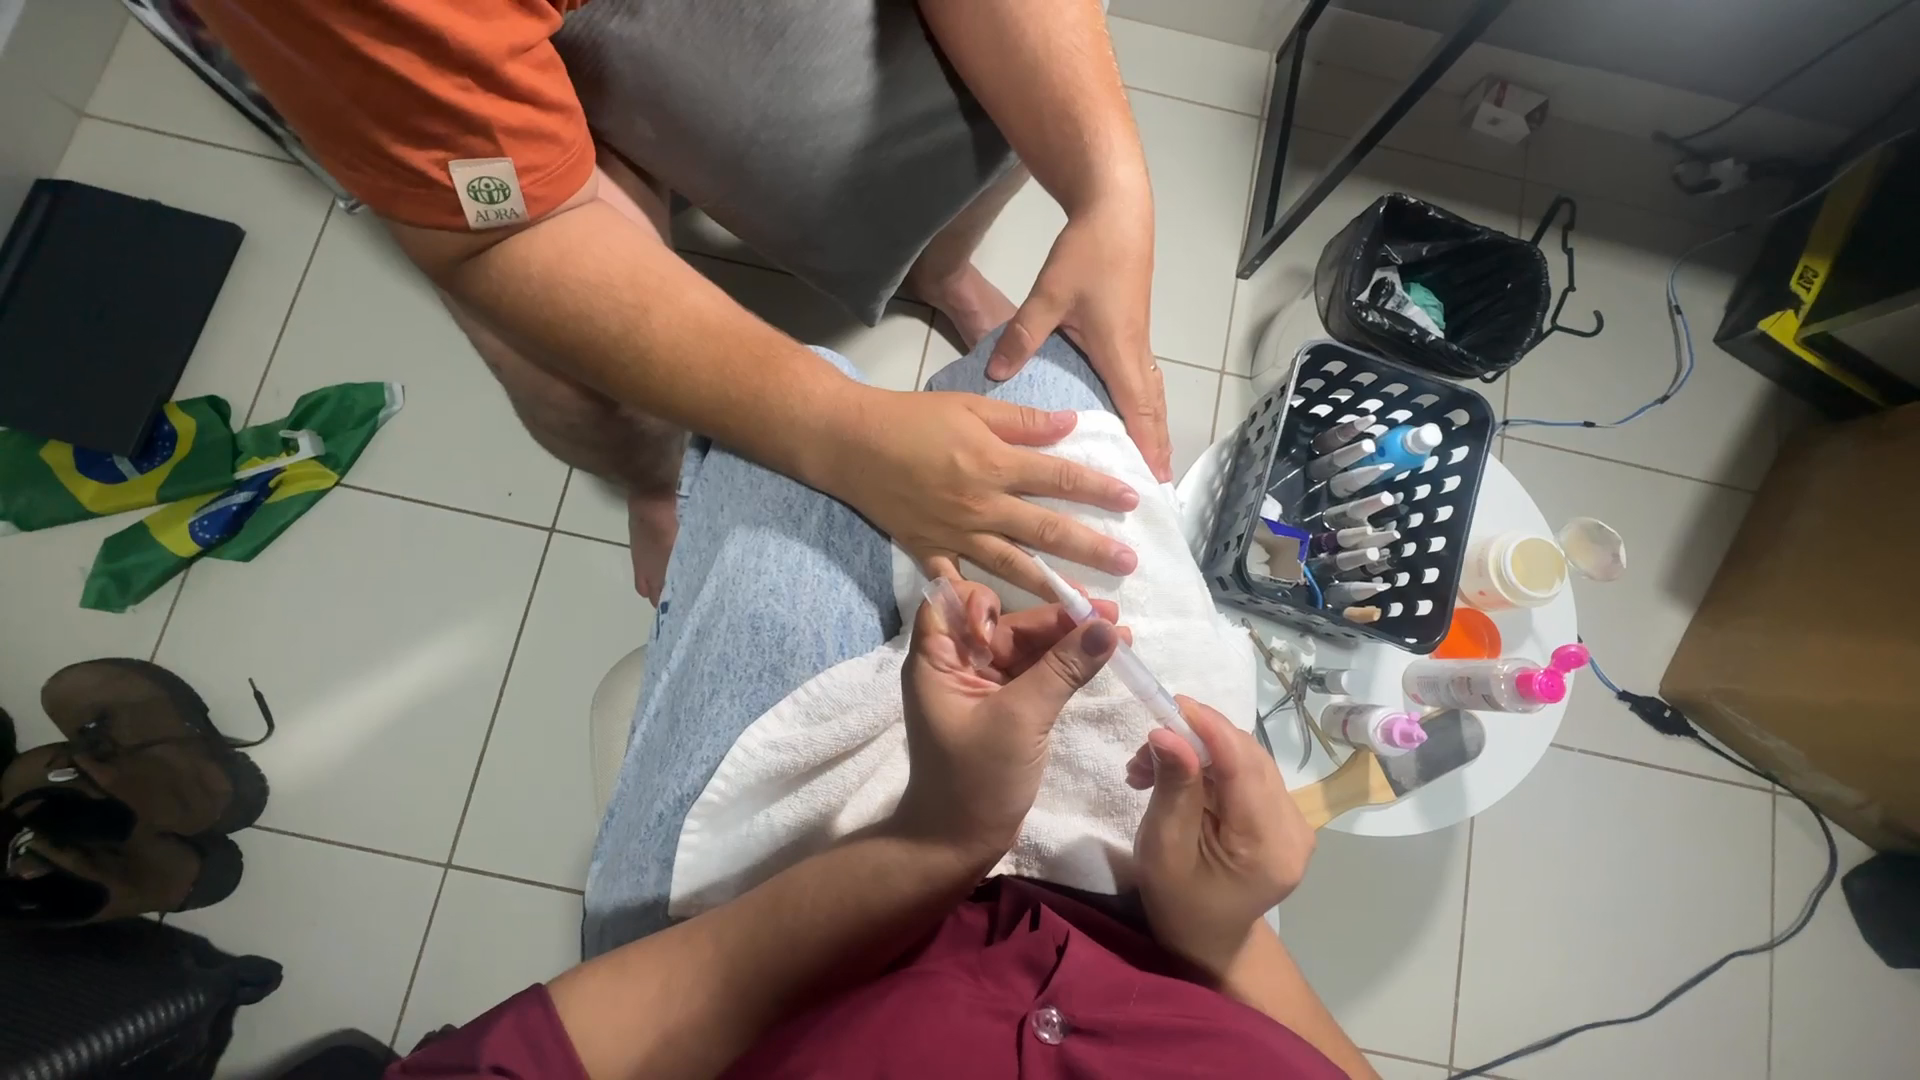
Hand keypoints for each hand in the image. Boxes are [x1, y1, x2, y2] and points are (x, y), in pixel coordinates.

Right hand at [822, 390, 1139, 594]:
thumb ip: (1023, 420)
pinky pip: (956, 585)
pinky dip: (976, 606)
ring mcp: (956, 535)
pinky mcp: (929, 552)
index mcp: (994, 464)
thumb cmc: (913, 418)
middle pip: (1046, 530)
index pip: (1059, 478)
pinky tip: (1002, 628)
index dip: (1098, 489)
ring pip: (1012, 566)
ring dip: (1052, 583)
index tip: (1132, 501)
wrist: (851, 442)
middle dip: (1091, 547)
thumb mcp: (971, 407)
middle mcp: (982, 505)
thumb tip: (1072, 426)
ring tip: (1086, 601)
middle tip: (1128, 564)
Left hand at [895, 579, 1125, 858]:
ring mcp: (983, 684)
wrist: (959, 843)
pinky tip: (1104, 652)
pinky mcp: (1006, 704)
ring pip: (1026, 645)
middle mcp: (957, 662)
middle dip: (1053, 615)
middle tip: (1106, 610)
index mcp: (938, 659)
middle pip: (1003, 621)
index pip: (950, 601)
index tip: (1025, 612)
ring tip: (1119, 629)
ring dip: (1069, 637)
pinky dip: (1067, 662)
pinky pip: (1037, 670)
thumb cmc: (975, 779)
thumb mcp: (1021, 719)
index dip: (986, 597)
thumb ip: (1062, 670)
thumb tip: (1105, 627)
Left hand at [985, 199, 1170, 480]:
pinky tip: (1136, 419)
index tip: (1151, 482)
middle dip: (1156, 450)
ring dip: (1154, 431)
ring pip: (1153, 398)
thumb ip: (1022, 336)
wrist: (1117, 211)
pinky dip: (1147, 409)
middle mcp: (1136, 354)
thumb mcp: (1048, 294)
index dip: (1146, 448)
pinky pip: (1145, 382)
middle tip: (1156, 488)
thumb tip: (996, 374)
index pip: (1137, 412)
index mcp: (1119, 352)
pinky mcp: (1134, 332)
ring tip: (1152, 463)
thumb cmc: (1088, 252)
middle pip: (1153, 412)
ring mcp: (1138, 343)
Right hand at [1128, 697, 1315, 975]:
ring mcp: (1294, 821)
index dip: (1209, 727)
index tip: (1169, 703)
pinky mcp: (1283, 815)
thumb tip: (1165, 730)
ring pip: (1245, 757)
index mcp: (1269, 847)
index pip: (1244, 767)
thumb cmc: (1178, 900)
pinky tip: (1175, 774)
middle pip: (1247, 756)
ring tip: (1149, 765)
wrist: (1205, 937)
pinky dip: (1208, 763)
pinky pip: (1246, 771)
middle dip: (1194, 738)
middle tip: (1144, 750)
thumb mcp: (1164, 847)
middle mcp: (1295, 829)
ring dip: (1197, 749)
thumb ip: (1172, 787)